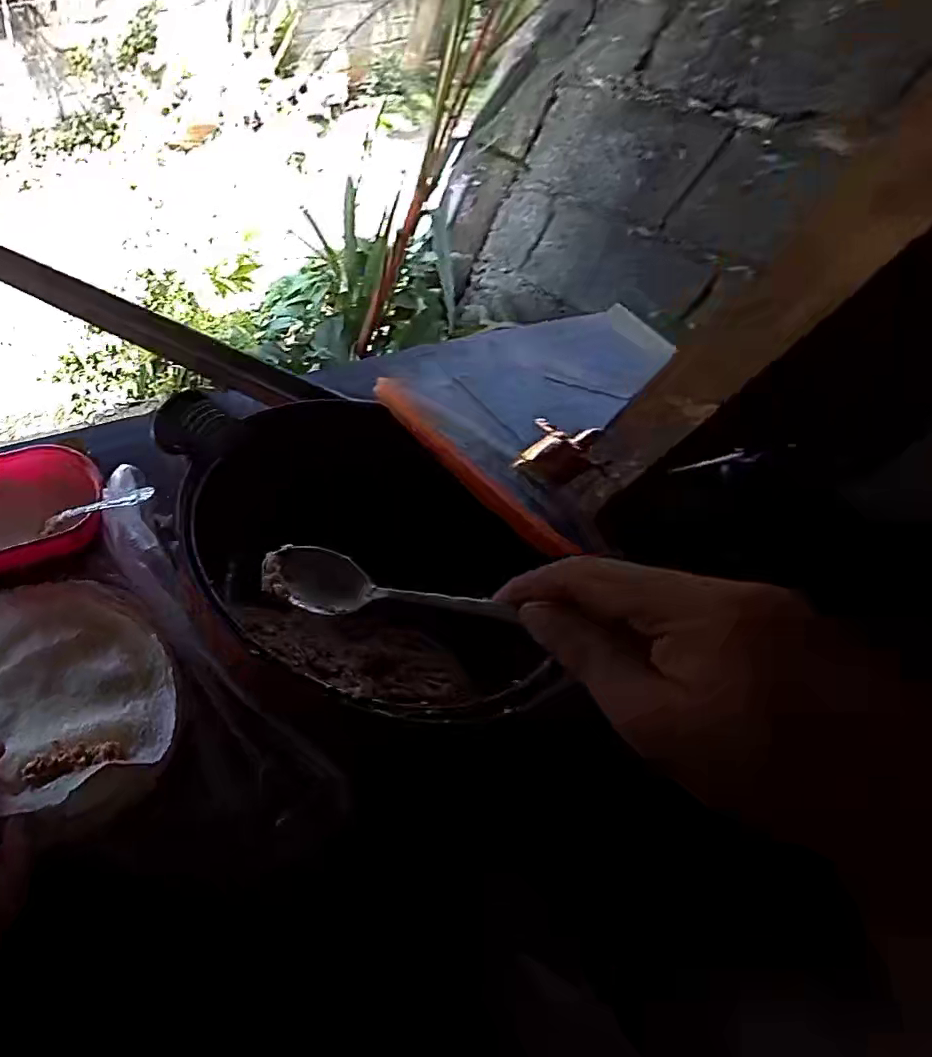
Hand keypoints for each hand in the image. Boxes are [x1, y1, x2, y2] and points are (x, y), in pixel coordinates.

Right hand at [495, 557, 874, 825]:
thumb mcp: (647, 716)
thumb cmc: (757, 767)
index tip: (495, 604)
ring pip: (659, 592)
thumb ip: (586, 653)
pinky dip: (647, 622)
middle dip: (568, 595)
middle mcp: (741, 591)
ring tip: (567, 635)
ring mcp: (773, 606)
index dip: (535, 583)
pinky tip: (629, 647)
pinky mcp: (790, 627)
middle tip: (526, 622)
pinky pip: (693, 609)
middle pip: (628, 576)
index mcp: (705, 607)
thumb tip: (534, 611)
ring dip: (607, 609)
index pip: (593, 573)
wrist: (901, 815)